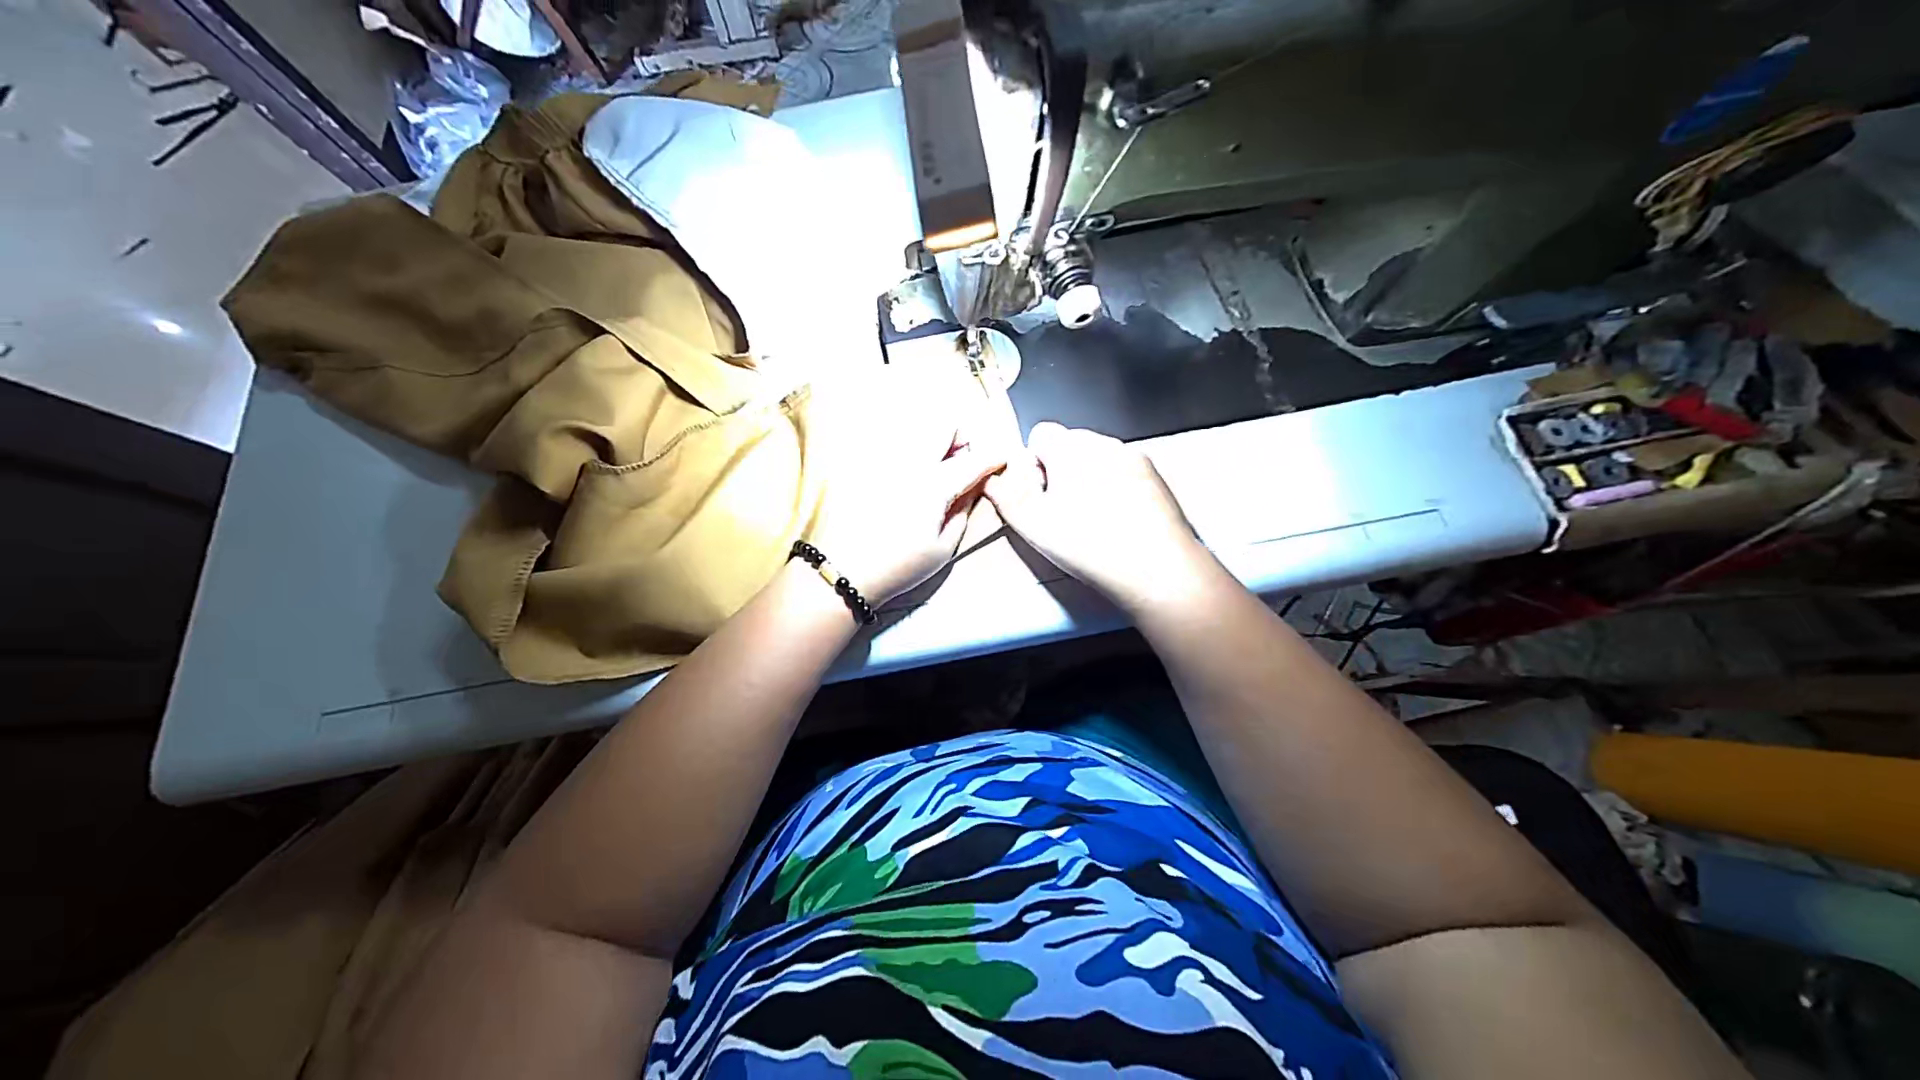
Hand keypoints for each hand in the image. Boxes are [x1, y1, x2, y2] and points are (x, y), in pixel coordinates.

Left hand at [808, 365, 1010, 605]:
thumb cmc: (896, 567)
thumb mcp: (943, 548)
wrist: (842, 570)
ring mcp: (883, 460)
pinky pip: (893, 445)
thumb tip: (974, 488)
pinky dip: (909, 453)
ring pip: (917, 429)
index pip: (973, 459)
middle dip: (960, 437)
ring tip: (934, 471)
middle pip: (943, 423)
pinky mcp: (863, 466)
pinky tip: (906, 480)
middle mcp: (908, 463)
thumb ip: (963, 511)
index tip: (1001, 460)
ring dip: (934, 441)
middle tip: (961, 463)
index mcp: (933, 484)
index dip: (993, 457)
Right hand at [985, 422, 1213, 612]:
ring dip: (1089, 479)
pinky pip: (1124, 472)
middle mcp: (1103, 444)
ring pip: (1098, 459)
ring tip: (1091, 520)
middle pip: (1070, 445)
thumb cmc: (1095, 547)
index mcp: (1070, 449)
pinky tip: (1116, 520)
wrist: (1158, 569)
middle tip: (1061, 511)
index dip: (1033, 464)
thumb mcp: (1033, 525)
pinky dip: (1116, 488)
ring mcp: (1134, 457)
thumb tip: (992, 478)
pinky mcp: (1155, 476)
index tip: (1037, 493)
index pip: (1040, 435)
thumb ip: (1006, 495)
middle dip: (1061, 470)